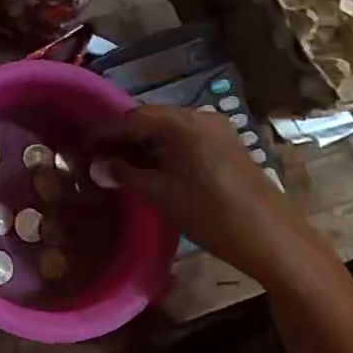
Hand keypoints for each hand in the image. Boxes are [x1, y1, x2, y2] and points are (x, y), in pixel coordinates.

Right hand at [96, 106, 304, 281]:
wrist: (270, 236)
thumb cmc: (209, 212)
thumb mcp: (160, 193)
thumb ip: (125, 174)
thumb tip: (95, 167)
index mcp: (181, 122)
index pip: (132, 118)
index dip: (104, 132)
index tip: (82, 146)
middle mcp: (199, 117)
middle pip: (150, 118)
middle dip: (122, 136)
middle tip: (97, 156)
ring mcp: (216, 129)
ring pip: (168, 129)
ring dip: (143, 143)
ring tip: (118, 163)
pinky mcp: (225, 145)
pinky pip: (184, 138)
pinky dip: (163, 149)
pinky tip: (150, 167)